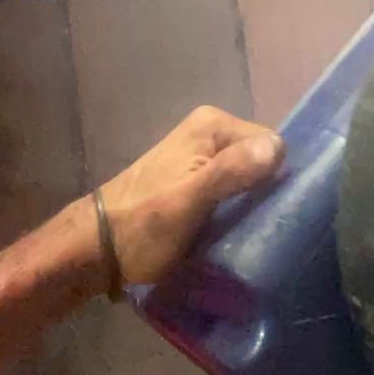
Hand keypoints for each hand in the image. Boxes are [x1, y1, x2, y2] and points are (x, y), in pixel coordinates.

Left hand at [95, 106, 284, 285]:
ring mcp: (202, 154)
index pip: (271, 144)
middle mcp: (211, 131)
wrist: (96, 250)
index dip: (273, 178)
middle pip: (260, 160)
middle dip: (264, 191)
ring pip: (249, 176)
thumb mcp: (189, 200)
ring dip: (251, 202)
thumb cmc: (143, 226)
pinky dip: (236, 207)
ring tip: (247, 231)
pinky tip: (232, 229)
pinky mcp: (197, 178)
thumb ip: (231, 171)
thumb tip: (277, 147)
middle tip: (257, 226)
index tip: (266, 212)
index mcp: (213, 124)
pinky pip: (233, 188)